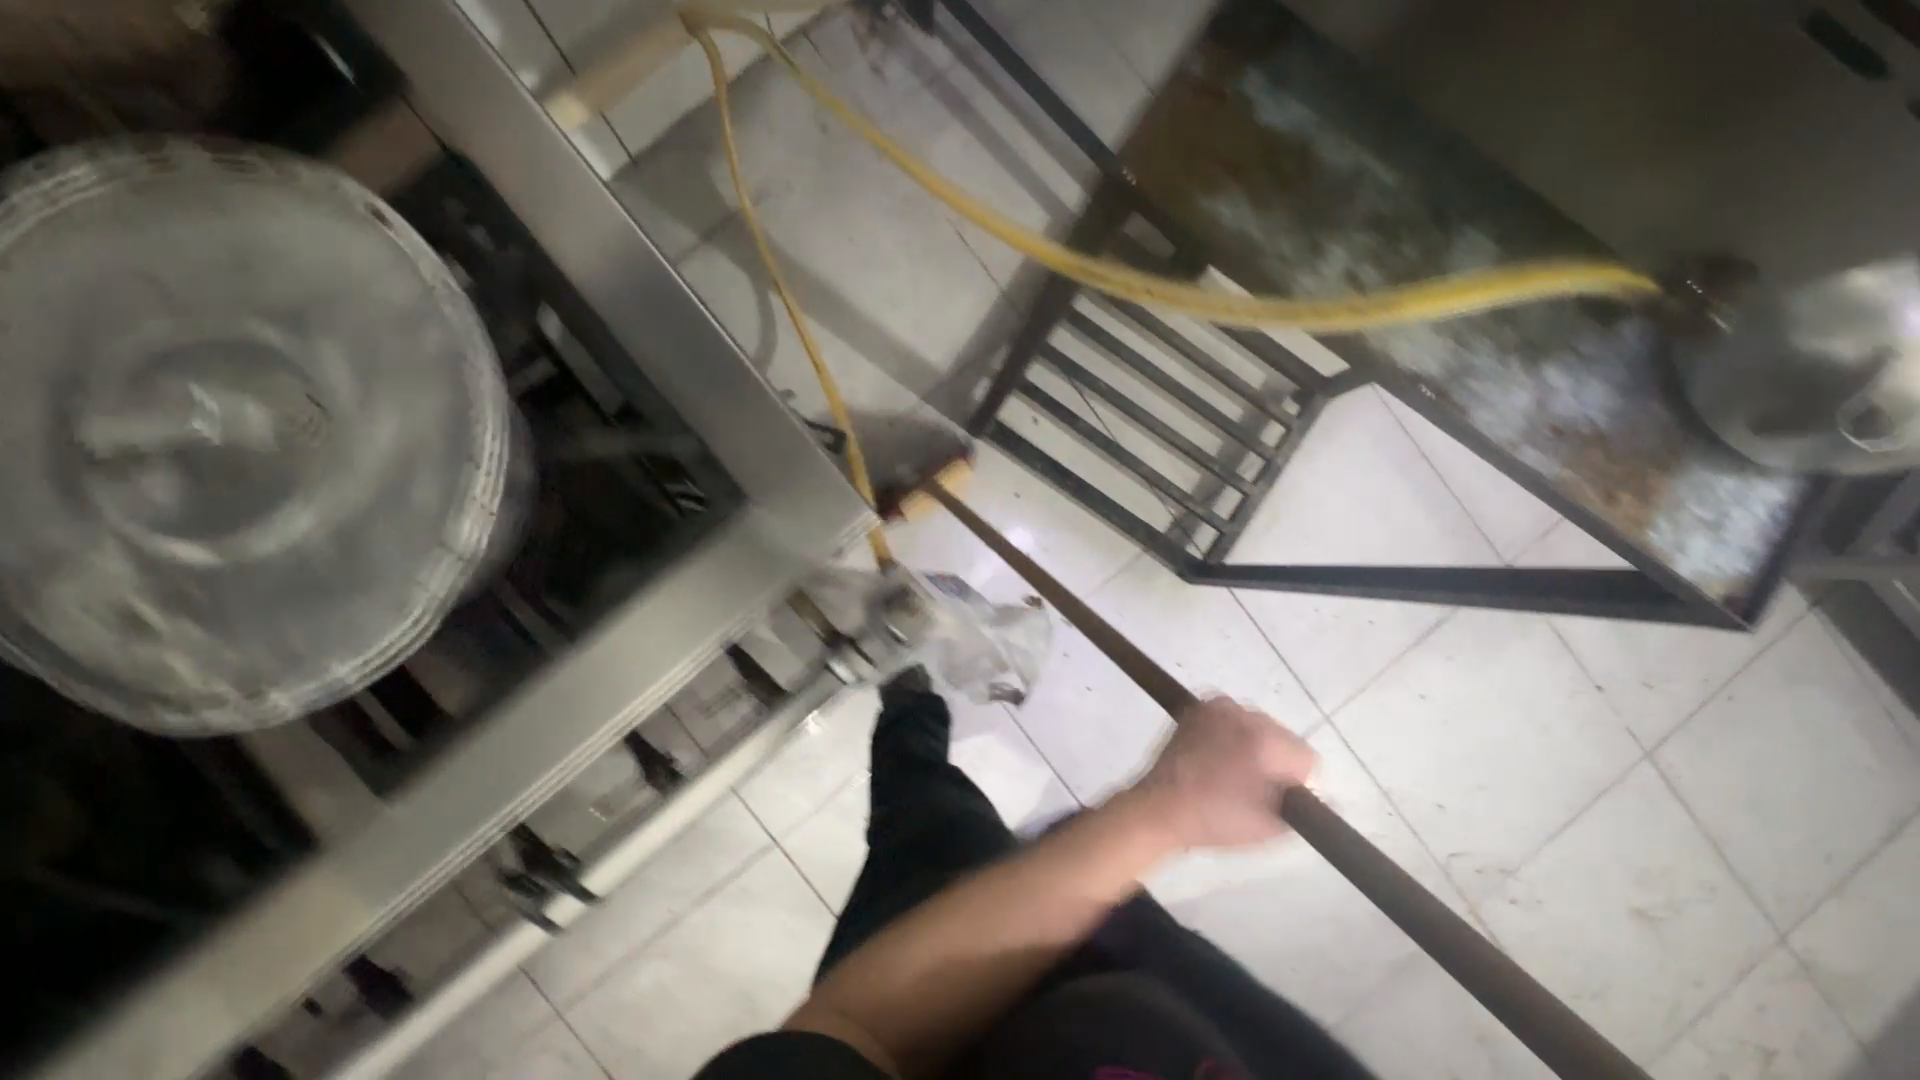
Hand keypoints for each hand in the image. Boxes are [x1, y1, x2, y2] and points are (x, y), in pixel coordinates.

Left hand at [1124, 696, 1316, 849]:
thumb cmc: (1214, 820)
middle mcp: (1243, 713)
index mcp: (1263, 740)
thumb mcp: (1268, 826)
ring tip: (1230, 773)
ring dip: (1253, 745)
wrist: (1158, 808)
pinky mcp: (1197, 707)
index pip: (1305, 758)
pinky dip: (1231, 734)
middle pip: (1282, 737)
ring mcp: (1217, 706)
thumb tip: (1328, 797)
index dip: (1294, 782)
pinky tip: (1216, 756)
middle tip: (1248, 787)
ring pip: (1257, 726)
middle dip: (1274, 760)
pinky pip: (1231, 718)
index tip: (1272, 797)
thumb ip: (1307, 810)